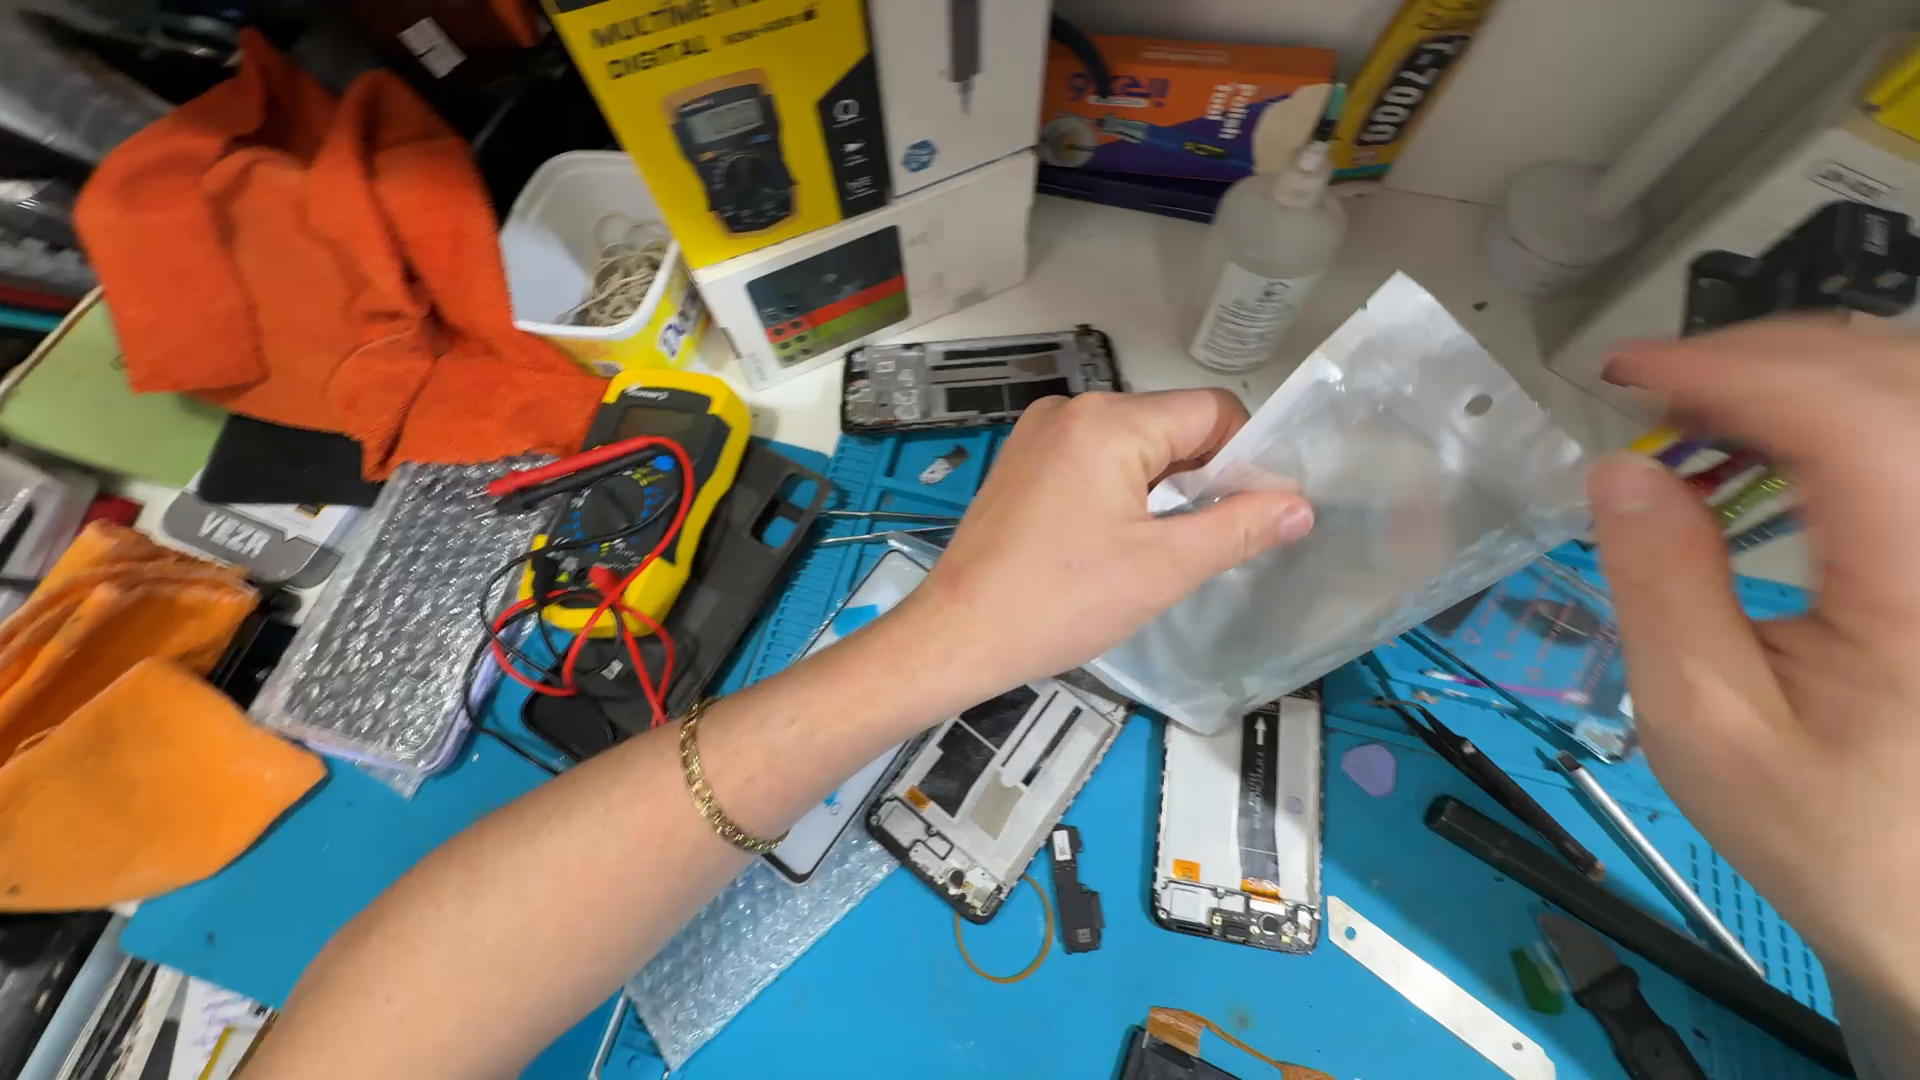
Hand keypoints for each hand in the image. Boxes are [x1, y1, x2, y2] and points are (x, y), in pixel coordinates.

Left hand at [885, 389, 1312, 710]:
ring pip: (1131, 445)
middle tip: (1215, 536)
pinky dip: (1120, 490)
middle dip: (1203, 474)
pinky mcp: (1020, 463)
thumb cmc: (1060, 602)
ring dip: (1162, 486)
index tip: (1261, 509)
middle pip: (1169, 425)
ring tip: (1166, 544)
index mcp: (1107, 422)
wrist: (958, 635)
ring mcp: (1037, 435)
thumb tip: (1299, 504)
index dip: (1248, 456)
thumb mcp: (1163, 568)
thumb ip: (1238, 527)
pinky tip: (1118, 537)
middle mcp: (1069, 410)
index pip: (1211, 411)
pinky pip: (1091, 461)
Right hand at [1591, 320, 1919, 1003]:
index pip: (1853, 419)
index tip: (1623, 372)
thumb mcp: (1702, 715)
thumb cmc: (1824, 828)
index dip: (1728, 371)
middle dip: (1762, 360)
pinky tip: (1777, 451)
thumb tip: (1620, 473)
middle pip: (1906, 383)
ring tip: (1697, 415)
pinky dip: (1847, 420)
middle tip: (1647, 391)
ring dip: (1806, 381)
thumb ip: (1659, 582)